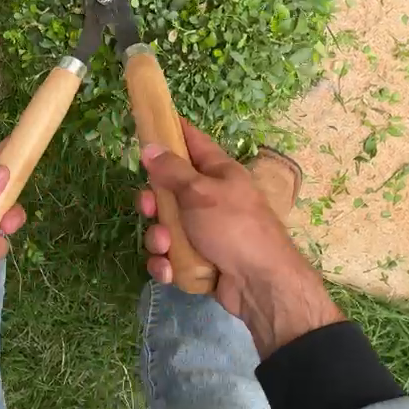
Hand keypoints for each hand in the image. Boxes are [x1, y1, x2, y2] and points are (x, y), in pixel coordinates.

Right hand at [139, 120, 341, 358]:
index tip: (149, 124)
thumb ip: (172, 170)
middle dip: (153, 202)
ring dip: (158, 237)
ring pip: (165, 226)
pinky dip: (166, 263)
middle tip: (148, 208)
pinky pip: (170, 255)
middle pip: (168, 190)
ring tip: (165, 247)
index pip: (192, 142)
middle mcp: (210, 199)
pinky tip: (169, 270)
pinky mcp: (198, 259)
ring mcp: (204, 231)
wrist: (260, 284)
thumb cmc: (234, 227)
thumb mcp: (200, 193)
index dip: (172, 131)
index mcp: (218, 173)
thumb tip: (150, 146)